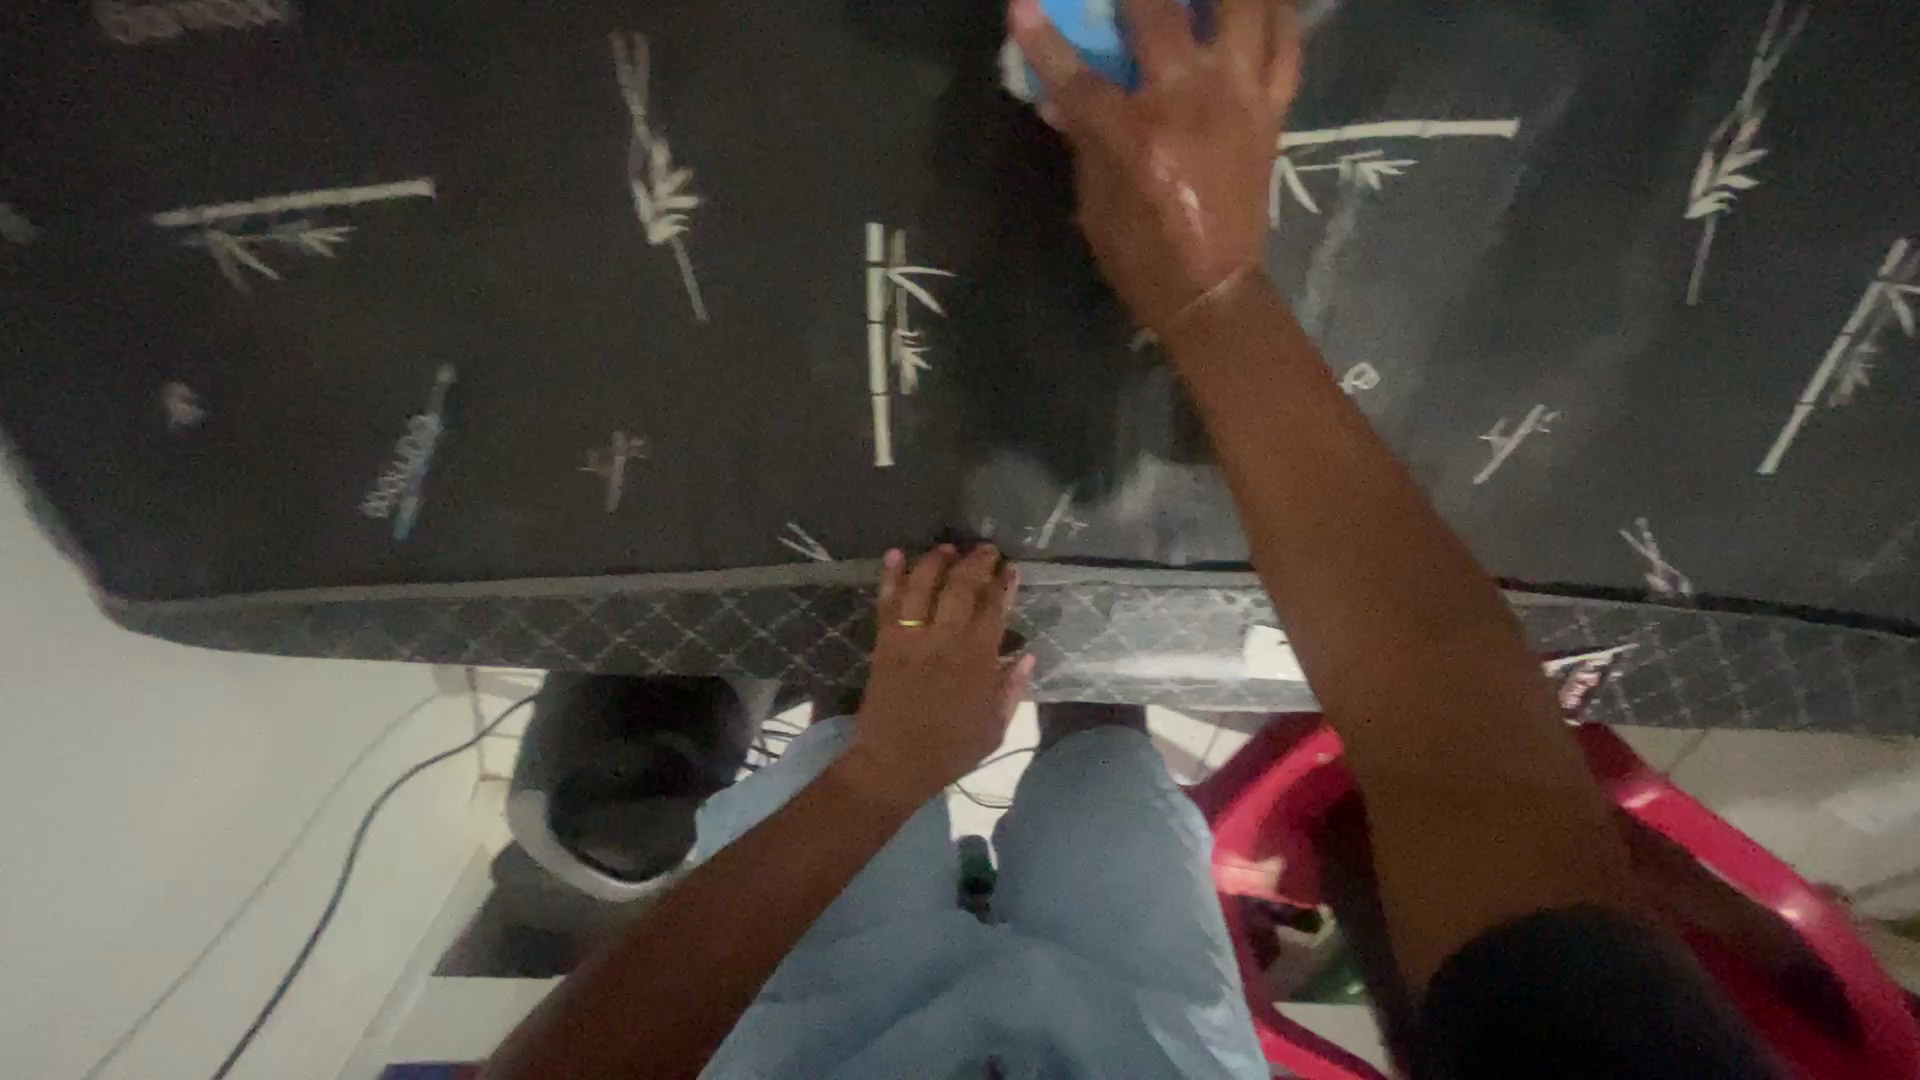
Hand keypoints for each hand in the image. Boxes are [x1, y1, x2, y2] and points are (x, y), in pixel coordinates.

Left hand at [844, 546, 1033, 806]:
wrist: (893, 763)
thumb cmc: (950, 749)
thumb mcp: (995, 728)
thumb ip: (1012, 689)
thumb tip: (1027, 656)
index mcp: (977, 660)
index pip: (995, 609)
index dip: (1005, 585)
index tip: (1012, 569)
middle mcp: (946, 640)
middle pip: (962, 586)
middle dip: (976, 561)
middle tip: (985, 549)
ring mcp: (912, 638)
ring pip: (924, 585)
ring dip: (936, 560)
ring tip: (947, 548)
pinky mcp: (885, 642)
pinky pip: (887, 602)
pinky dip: (891, 576)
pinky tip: (895, 555)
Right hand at [1009, 0, 1300, 332]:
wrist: (1211, 291)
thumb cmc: (1143, 259)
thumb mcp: (1096, 208)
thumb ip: (1084, 144)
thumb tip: (1062, 99)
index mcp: (1135, 139)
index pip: (1079, 77)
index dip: (1045, 40)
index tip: (1022, 7)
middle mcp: (1190, 104)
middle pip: (1159, 11)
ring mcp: (1238, 100)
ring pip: (1240, 5)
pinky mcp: (1270, 111)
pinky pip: (1286, 42)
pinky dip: (1276, 12)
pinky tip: (1256, 3)